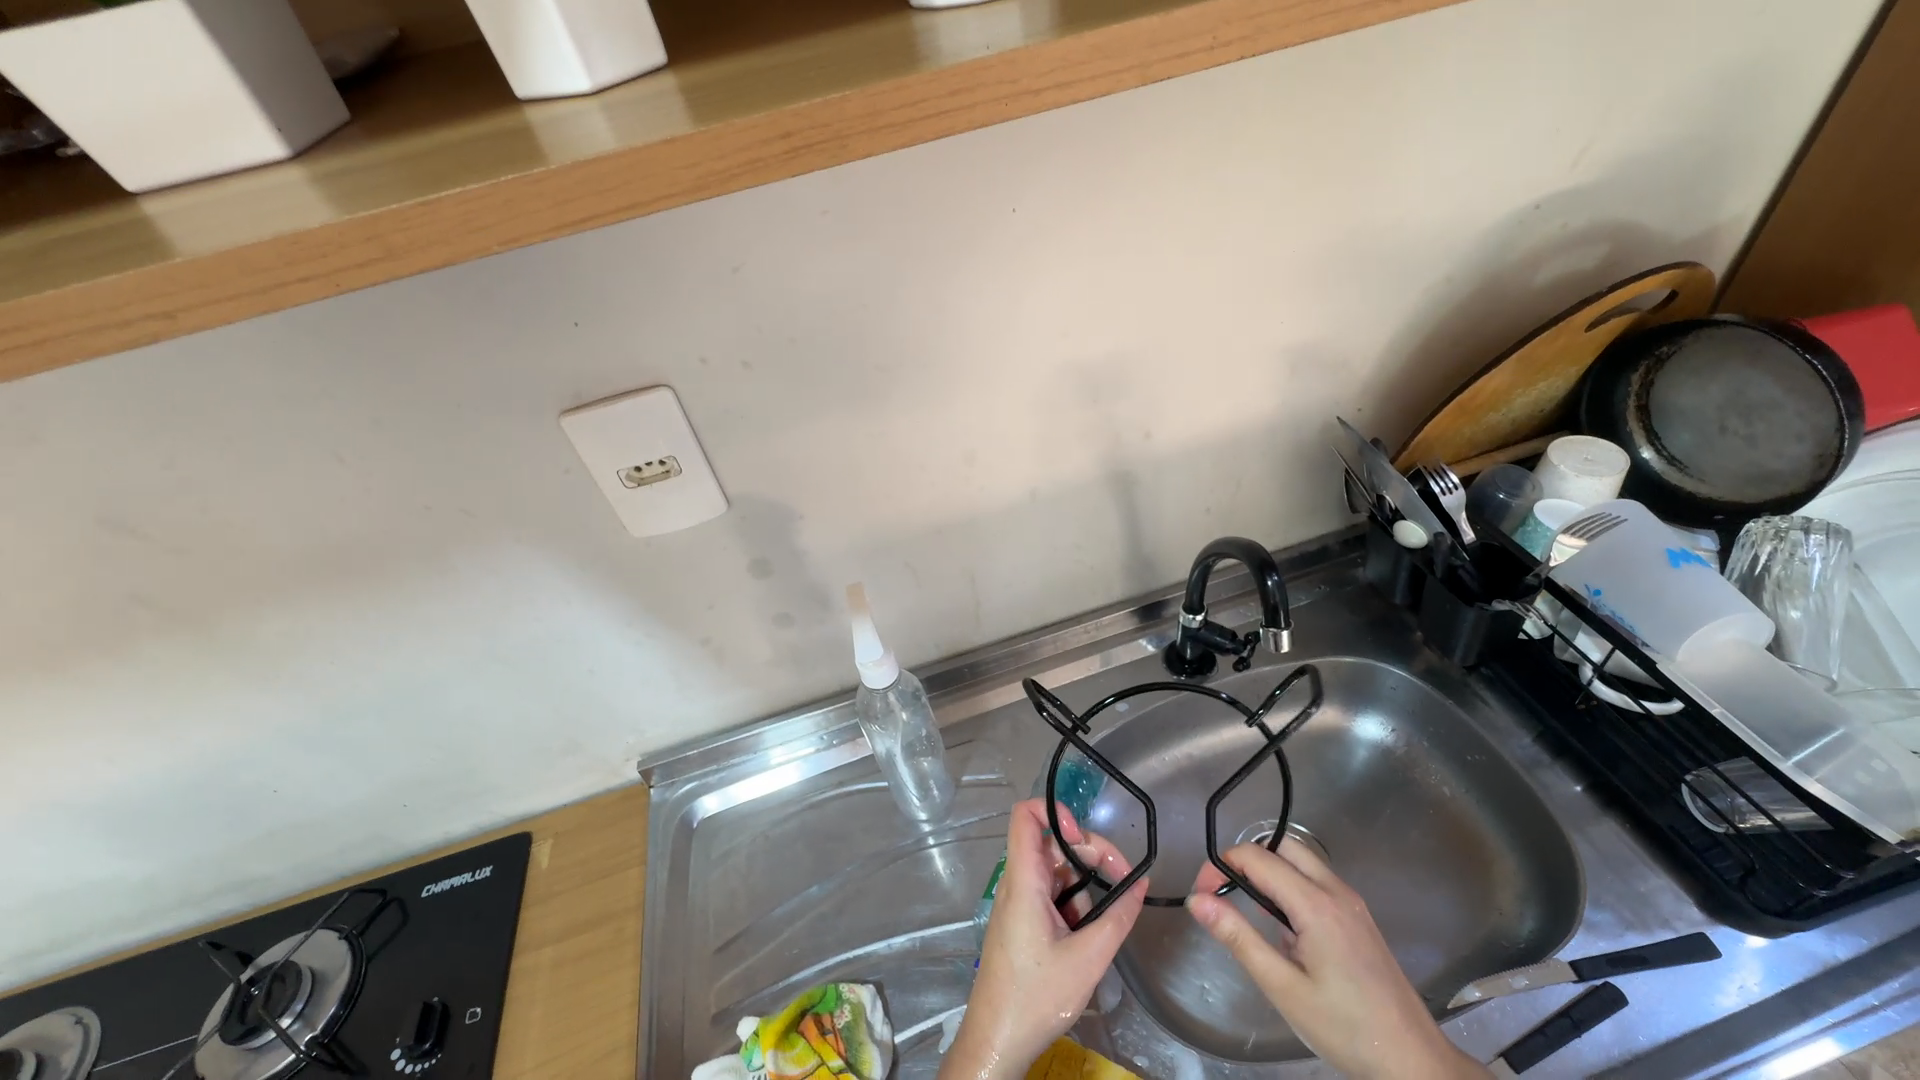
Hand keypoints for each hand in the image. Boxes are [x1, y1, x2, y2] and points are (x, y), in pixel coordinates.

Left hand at [939, 799, 1147, 1079]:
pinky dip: (1075, 903)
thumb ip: (1118, 916)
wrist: (997, 1039)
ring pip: (1056, 870)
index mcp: (1023, 880)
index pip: (1026, 815)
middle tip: (1123, 881)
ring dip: (1086, 883)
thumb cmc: (1037, 997)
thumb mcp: (1088, 958)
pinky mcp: (1023, 921)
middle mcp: (1018, 883)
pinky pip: (1052, 894)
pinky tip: (1091, 931)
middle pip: (1052, 842)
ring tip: (1109, 914)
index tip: (1086, 838)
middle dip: (1090, 853)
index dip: (1057, 812)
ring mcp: (1019, 902)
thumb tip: (1142, 883)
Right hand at [1187, 840, 1488, 1079]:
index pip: (1256, 857)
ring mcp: (1352, 904)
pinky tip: (1285, 930)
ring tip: (1250, 912)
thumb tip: (1197, 900)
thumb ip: (1238, 937)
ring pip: (1302, 862)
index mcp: (1315, 904)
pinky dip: (1291, 887)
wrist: (1413, 1060)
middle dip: (1246, 860)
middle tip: (1224, 894)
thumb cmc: (1344, 1027)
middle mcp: (1336, 891)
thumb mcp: (1282, 986)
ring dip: (1270, 873)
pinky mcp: (1360, 919)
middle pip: (1282, 846)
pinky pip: (1318, 883)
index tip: (1202, 895)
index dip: (1220, 866)